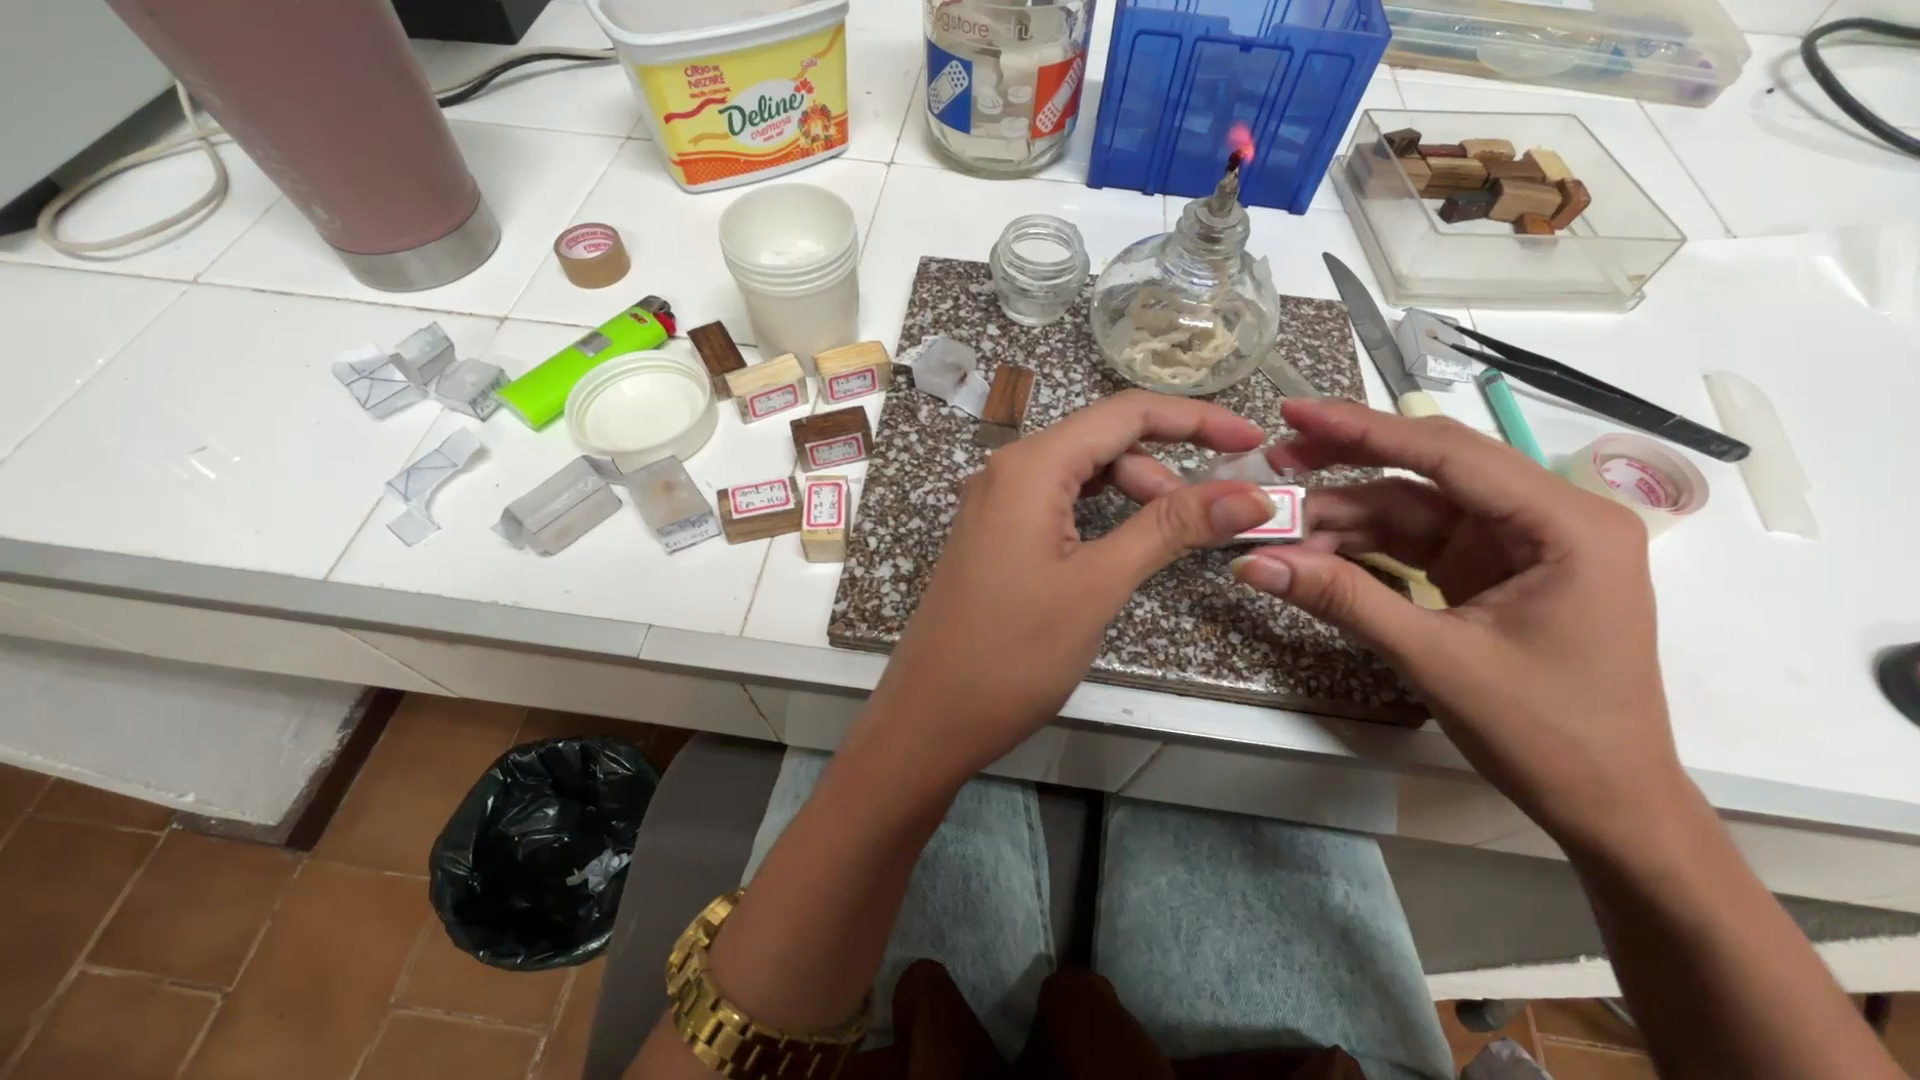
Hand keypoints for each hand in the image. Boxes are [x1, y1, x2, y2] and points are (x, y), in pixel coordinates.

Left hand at [867, 390, 1277, 780]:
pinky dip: (1101, 515)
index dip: (1196, 419)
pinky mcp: (993, 538)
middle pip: (1103, 440)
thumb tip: (1250, 495)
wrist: (929, 718)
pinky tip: (1127, 544)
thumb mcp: (1098, 585)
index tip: (1253, 441)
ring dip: (1135, 492)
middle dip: (1167, 464)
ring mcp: (994, 505)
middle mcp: (1007, 471)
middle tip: (1217, 509)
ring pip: (1081, 474)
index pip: (1126, 413)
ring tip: (1176, 535)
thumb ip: (1170, 529)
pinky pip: (1057, 504)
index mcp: (1030, 466)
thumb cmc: (1012, 653)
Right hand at [1233, 399, 1692, 855]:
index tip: (1294, 412)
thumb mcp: (1435, 659)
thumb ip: (1342, 600)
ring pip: (1417, 510)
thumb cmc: (1546, 733)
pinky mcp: (1493, 574)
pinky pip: (1420, 546)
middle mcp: (1546, 518)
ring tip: (1279, 526)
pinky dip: (1367, 551)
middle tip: (1275, 461)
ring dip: (1348, 518)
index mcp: (1564, 523)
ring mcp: (1518, 546)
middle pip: (1431, 471)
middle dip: (1349, 466)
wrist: (1609, 806)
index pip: (1449, 453)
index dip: (1363, 429)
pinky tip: (1316, 555)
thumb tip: (1253, 563)